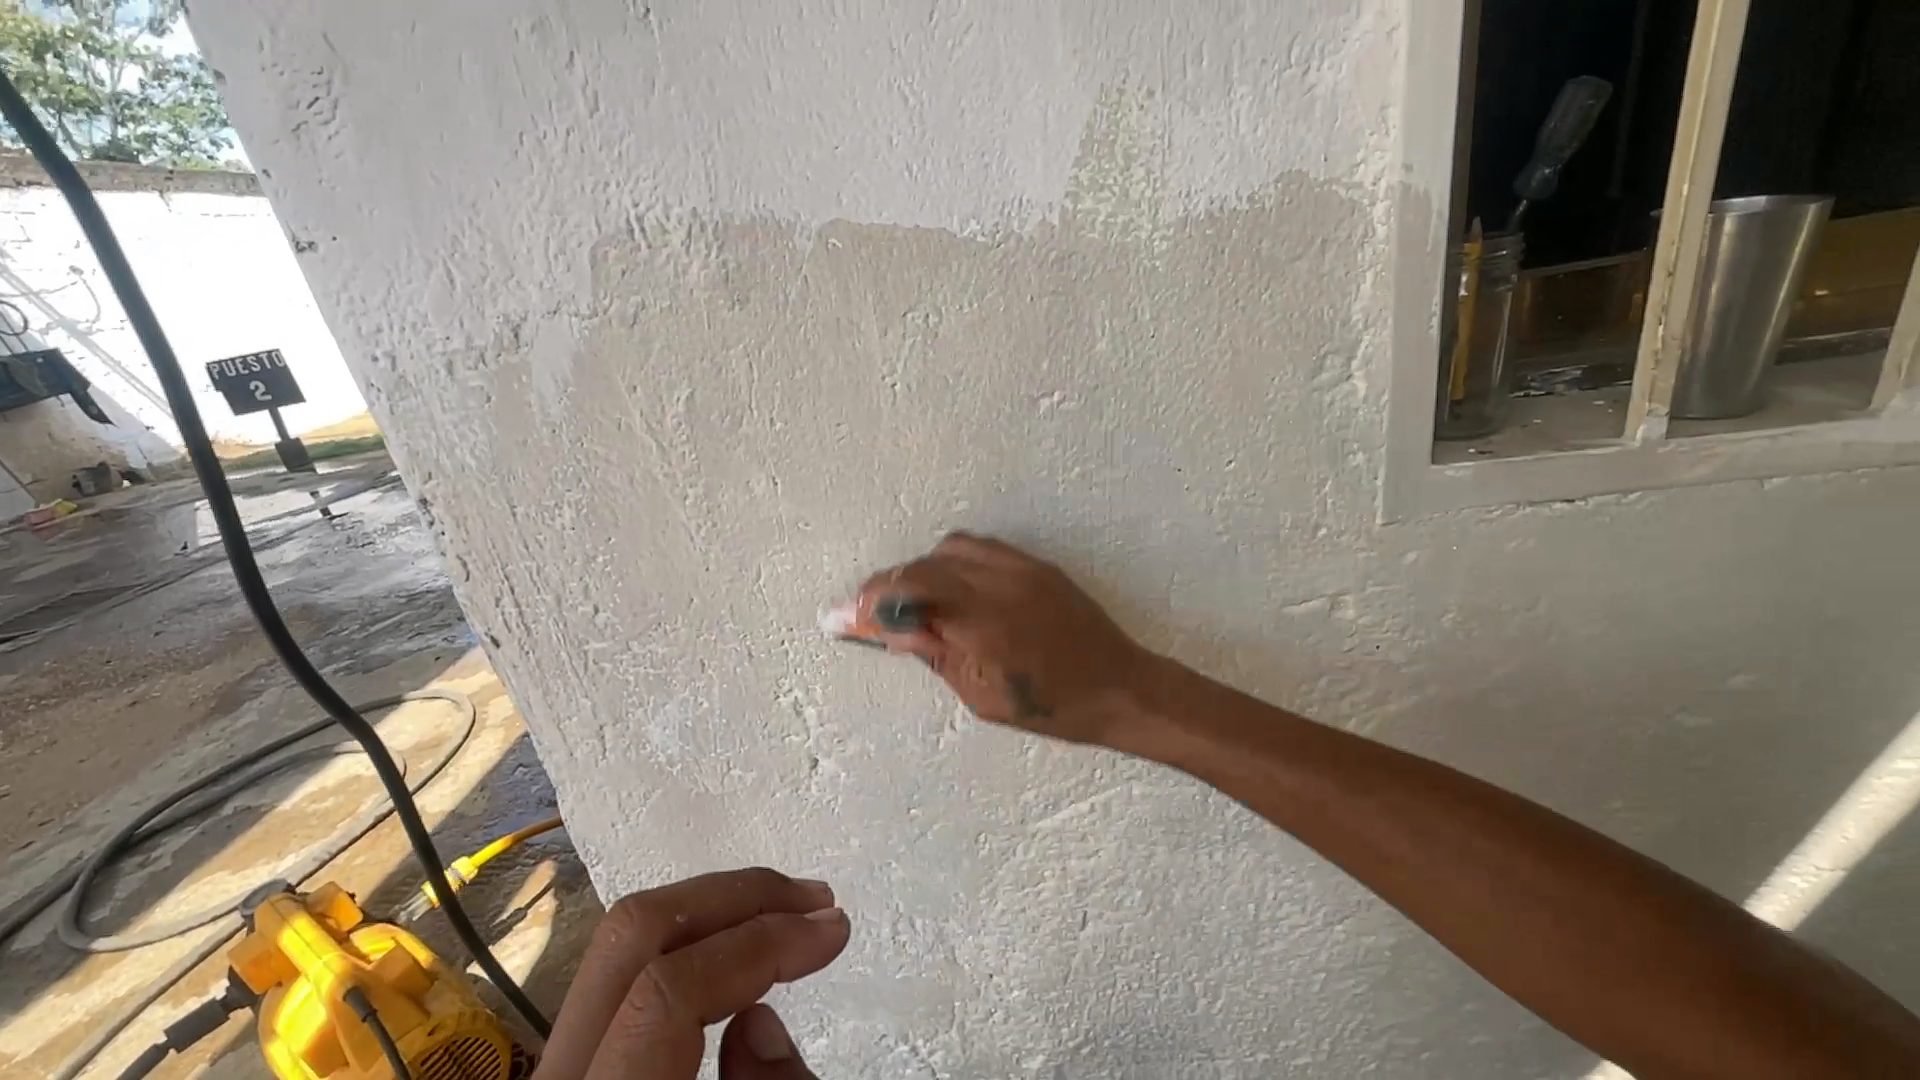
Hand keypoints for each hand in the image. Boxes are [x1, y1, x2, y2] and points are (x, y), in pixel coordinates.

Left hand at [532, 868, 848, 1079]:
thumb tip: (756, 1021)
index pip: (668, 990)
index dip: (761, 942)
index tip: (833, 928)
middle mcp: (555, 1073)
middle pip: (634, 933)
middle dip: (739, 897)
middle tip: (815, 899)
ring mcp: (551, 1060)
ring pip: (624, 941)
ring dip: (718, 911)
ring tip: (790, 914)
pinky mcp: (567, 1055)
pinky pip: (625, 973)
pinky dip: (693, 942)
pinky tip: (738, 951)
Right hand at [842, 532, 1161, 744]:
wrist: (1119, 685)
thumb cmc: (1052, 705)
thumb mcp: (981, 693)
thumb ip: (934, 651)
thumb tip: (888, 628)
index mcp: (984, 619)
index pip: (909, 590)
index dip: (869, 601)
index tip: (842, 618)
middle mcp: (1000, 581)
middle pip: (924, 565)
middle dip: (889, 588)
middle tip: (870, 616)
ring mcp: (1021, 567)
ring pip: (949, 548)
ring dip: (921, 571)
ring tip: (912, 604)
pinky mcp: (1035, 564)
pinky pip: (979, 548)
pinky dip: (951, 563)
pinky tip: (948, 589)